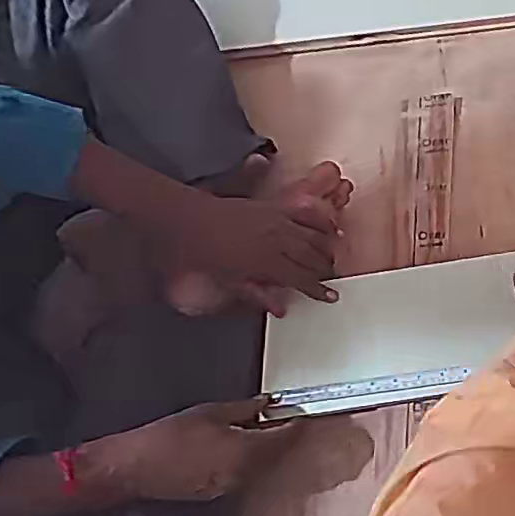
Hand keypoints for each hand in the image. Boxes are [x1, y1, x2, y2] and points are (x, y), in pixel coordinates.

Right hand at [79, 398, 299, 500]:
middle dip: (286, 438)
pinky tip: (245, 447)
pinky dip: (253, 461)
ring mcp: (233, 486)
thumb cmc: (167, 438)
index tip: (300, 413)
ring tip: (267, 431)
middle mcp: (246, 474)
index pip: (286, 439)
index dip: (296, 425)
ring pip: (265, 467)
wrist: (132, 469)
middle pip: (280, 456)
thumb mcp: (210, 413)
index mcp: (247, 451)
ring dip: (270, 451)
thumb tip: (265, 404)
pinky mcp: (219, 492)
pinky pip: (247, 474)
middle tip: (287, 419)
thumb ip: (244, 409)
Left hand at [152, 194, 339, 308]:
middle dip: (325, 270)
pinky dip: (318, 219)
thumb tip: (281, 309)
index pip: (302, 279)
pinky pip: (303, 212)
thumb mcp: (225, 280)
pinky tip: (328, 225)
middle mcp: (277, 239)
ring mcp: (276, 220)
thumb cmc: (198, 252)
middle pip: (313, 257)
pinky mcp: (271, 206)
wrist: (180, 217)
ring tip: (333, 257)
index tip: (331, 296)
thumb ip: (256, 294)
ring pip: (313, 235)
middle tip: (332, 279)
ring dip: (326, 247)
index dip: (319, 290)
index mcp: (266, 261)